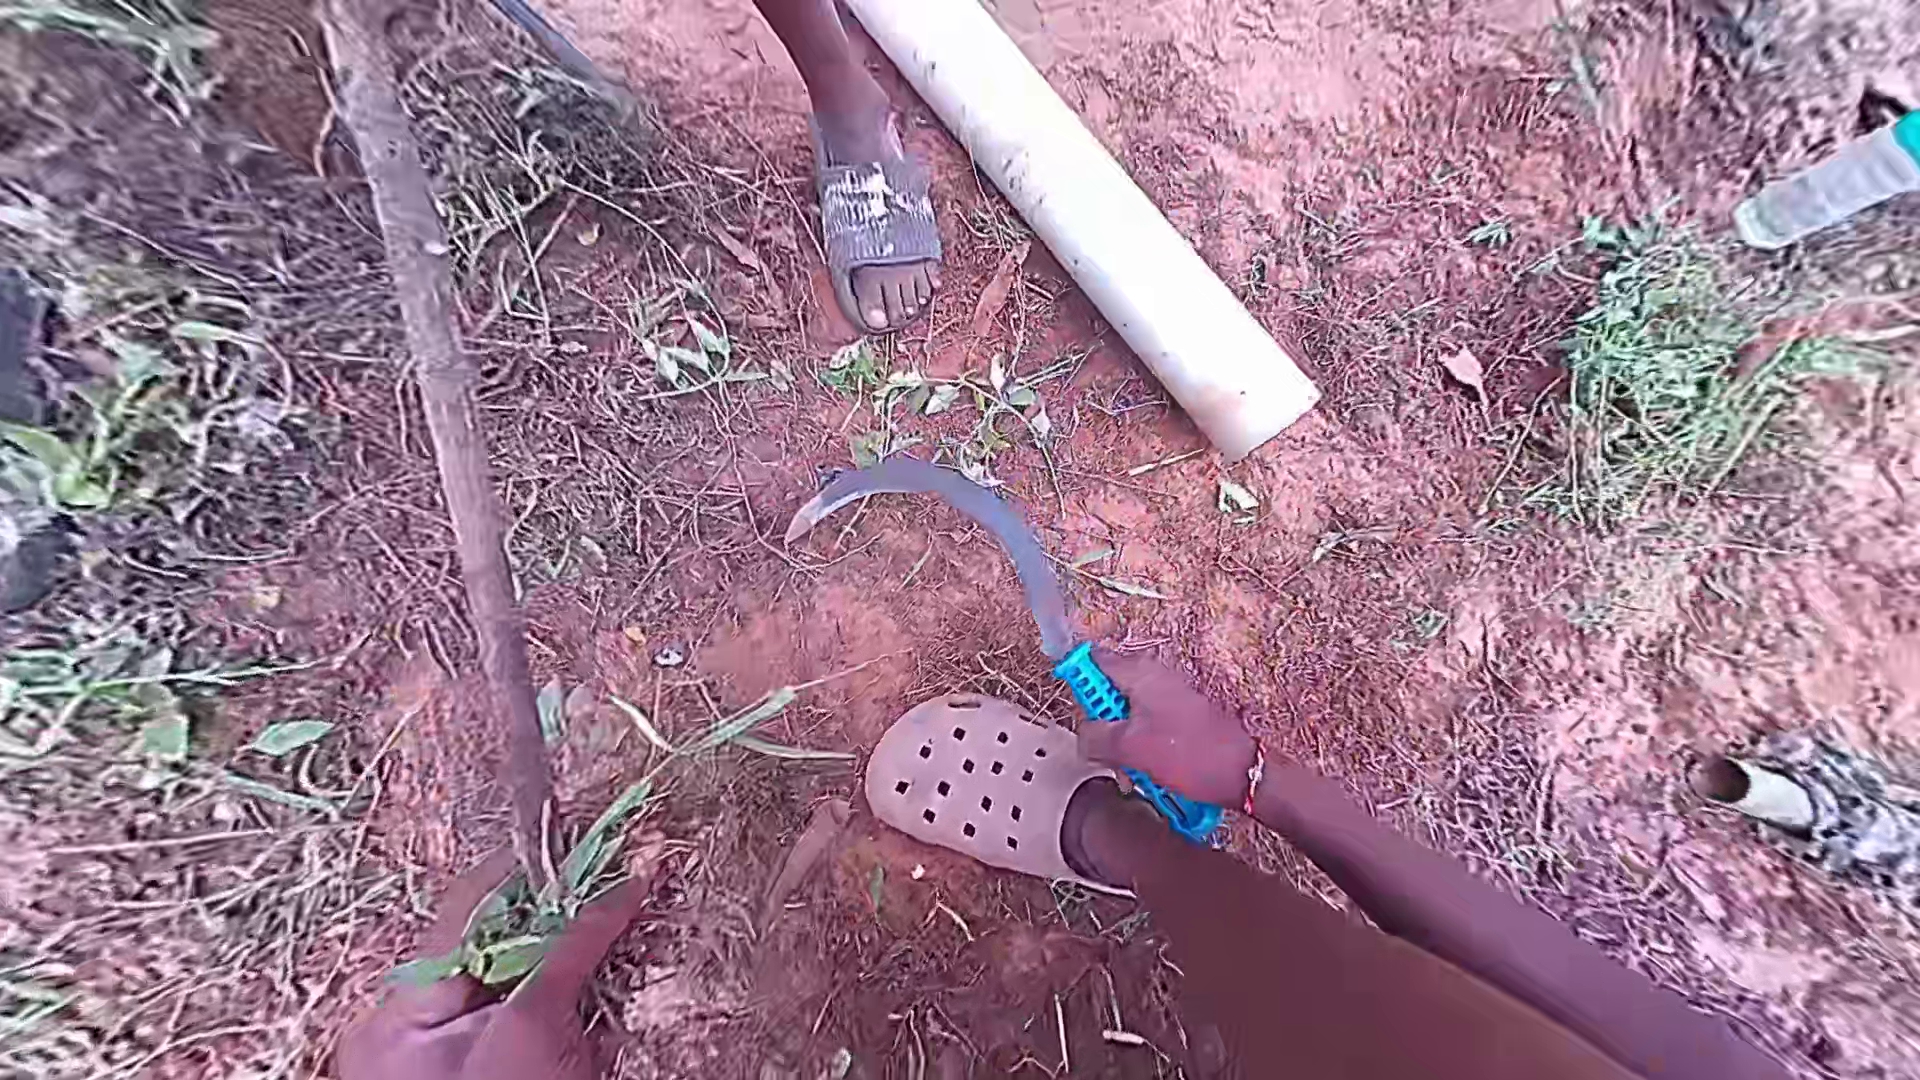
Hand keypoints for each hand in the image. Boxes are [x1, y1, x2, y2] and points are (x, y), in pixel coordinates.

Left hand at [338, 849, 653, 1079]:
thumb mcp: (535, 1023)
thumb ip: (579, 939)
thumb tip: (637, 874)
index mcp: (404, 1005)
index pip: (474, 901)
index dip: (537, 861)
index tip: (595, 832)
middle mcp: (426, 1008)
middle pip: (509, 922)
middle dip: (572, 892)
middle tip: (626, 861)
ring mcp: (467, 1028)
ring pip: (534, 949)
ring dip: (585, 927)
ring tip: (627, 898)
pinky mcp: (507, 1041)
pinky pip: (547, 981)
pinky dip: (585, 964)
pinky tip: (612, 954)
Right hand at [1076, 647, 1256, 807]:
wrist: (1243, 772)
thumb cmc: (1186, 753)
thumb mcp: (1128, 747)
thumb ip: (1093, 735)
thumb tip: (1080, 735)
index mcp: (1137, 671)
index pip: (1091, 658)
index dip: (1075, 677)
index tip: (1074, 708)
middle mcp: (1150, 673)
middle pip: (1104, 684)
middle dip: (1097, 714)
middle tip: (1100, 744)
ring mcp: (1165, 691)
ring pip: (1123, 706)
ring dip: (1116, 733)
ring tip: (1123, 761)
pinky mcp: (1176, 711)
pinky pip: (1142, 718)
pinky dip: (1135, 738)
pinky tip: (1141, 764)